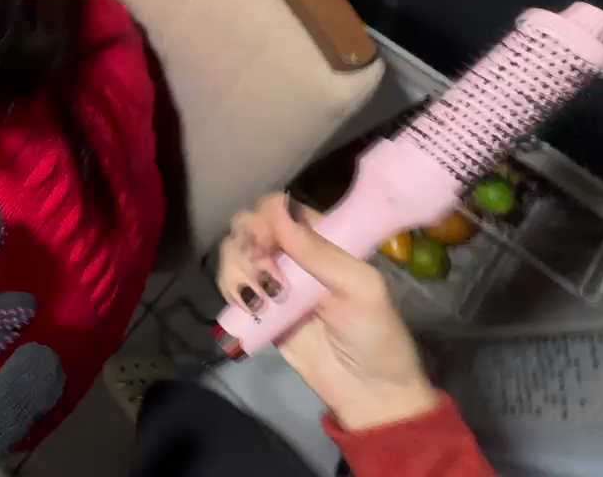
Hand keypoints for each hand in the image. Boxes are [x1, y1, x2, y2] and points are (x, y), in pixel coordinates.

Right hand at [216, 195, 437, 431]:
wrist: (368, 395)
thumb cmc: (375, 334)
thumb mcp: (360, 288)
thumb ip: (318, 250)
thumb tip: (277, 207)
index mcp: (318, 238)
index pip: (277, 207)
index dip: (266, 219)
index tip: (269, 244)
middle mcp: (289, 252)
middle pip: (246, 225)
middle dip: (248, 247)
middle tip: (267, 277)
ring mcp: (269, 279)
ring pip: (232, 252)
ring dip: (240, 272)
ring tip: (264, 302)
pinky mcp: (255, 306)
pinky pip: (227, 283)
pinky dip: (231, 291)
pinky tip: (253, 310)